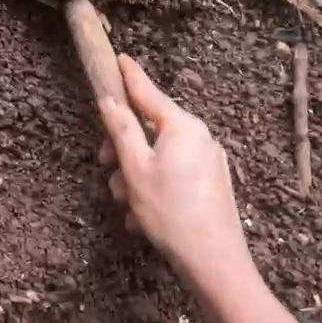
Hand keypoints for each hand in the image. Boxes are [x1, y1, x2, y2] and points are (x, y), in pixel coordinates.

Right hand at [97, 54, 252, 289]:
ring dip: (135, 172)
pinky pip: (173, 172)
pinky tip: (142, 214)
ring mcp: (209, 161)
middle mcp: (200, 137)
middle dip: (123, 145)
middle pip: (150, 127)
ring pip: (159, 153)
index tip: (119, 57)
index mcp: (182, 126)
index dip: (129, 74)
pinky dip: (154, 185)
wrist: (216, 266)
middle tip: (105, 165)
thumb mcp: (134, 166)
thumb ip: (120, 128)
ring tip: (126, 202)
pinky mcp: (212, 184)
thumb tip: (109, 99)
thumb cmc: (171, 213)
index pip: (148, 91)